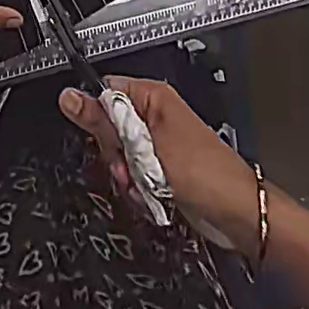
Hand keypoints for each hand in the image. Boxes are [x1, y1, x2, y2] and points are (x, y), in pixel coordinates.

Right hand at [59, 77, 262, 256]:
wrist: (239, 215)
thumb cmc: (204, 174)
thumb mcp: (143, 146)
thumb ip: (103, 121)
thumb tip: (69, 96)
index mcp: (151, 96)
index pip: (103, 93)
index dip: (98, 118)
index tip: (105, 138)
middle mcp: (154, 115)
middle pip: (107, 126)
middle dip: (113, 154)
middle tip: (129, 166)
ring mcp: (157, 142)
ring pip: (118, 154)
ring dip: (125, 175)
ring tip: (145, 185)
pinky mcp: (160, 167)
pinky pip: (131, 172)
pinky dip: (136, 187)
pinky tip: (150, 195)